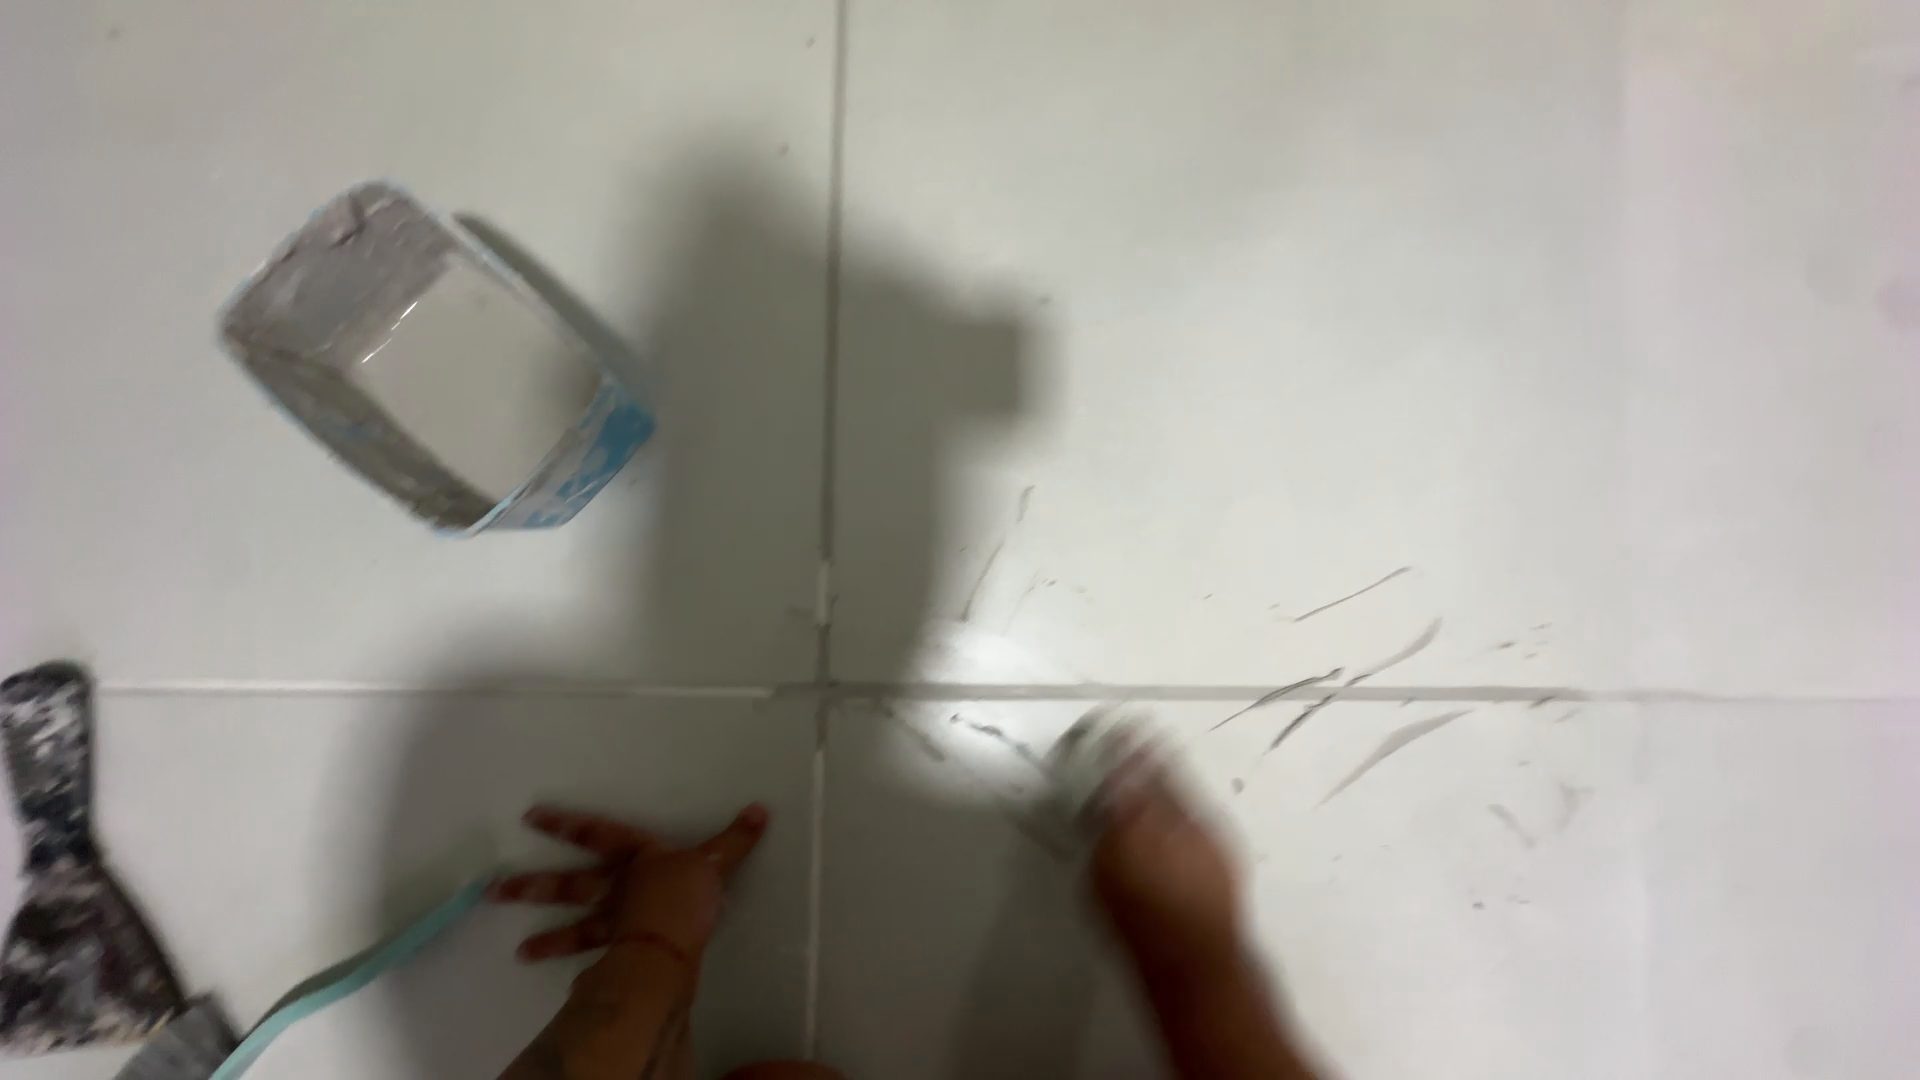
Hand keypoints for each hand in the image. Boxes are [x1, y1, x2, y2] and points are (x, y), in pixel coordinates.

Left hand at [488, 803, 768, 961]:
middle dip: (534, 885)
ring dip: (549, 936)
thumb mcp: (715, 860)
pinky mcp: (618, 952)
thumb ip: (735, 839)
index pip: (597, 833)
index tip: (531, 817)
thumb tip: (760, 809)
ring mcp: (614, 921)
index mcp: (638, 856)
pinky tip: (567, 980)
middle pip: (571, 883)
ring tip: (520, 951)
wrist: (672, 944)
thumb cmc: (686, 894)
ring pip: (575, 925)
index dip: (566, 824)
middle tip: (494, 890)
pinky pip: (597, 960)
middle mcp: (617, 886)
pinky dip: (583, 970)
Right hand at [1089, 744, 1243, 979]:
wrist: (1195, 957)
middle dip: (1140, 748)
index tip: (1109, 732)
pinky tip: (1183, 789)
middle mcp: (1166, 817)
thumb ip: (1103, 836)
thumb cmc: (1135, 923)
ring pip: (1179, 784)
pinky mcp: (1224, 841)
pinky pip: (1202, 806)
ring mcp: (1199, 827)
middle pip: (1151, 772)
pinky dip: (1189, 795)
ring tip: (1159, 742)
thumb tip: (1101, 810)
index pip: (1118, 775)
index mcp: (1128, 824)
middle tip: (1134, 725)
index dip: (1113, 751)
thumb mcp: (1101, 878)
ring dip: (1166, 762)